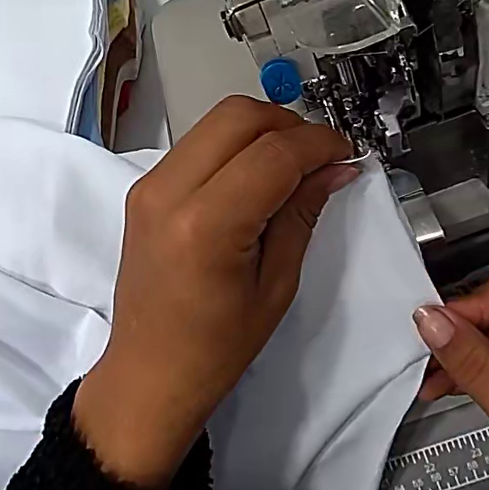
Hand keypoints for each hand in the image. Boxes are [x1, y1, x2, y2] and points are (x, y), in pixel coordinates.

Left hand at [74, 96, 354, 489]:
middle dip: (290, 124)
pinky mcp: (144, 189)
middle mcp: (168, 194)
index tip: (344, 152)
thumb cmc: (214, 347)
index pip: (274, 153)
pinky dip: (237, 144)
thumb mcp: (277, 284)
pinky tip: (259, 173)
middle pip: (239, 116)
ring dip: (263, 129)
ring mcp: (149, 187)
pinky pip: (199, 141)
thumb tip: (333, 169)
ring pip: (217, 120)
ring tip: (293, 164)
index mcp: (205, 227)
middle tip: (320, 155)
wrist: (150, 373)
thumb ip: (303, 214)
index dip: (318, 144)